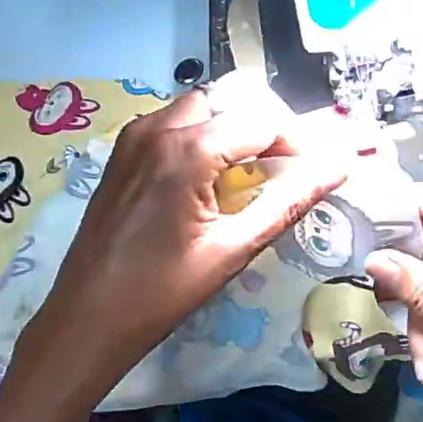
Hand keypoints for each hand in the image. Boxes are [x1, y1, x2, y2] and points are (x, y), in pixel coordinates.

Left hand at [22, 88, 345, 402]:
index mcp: (187, 151)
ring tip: (246, 175)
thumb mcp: (232, 249)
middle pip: (227, 104)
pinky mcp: (120, 153)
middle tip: (282, 170)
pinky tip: (205, 179)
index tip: (312, 172)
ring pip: (196, 110)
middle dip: (261, 129)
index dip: (295, 143)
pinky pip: (169, 125)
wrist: (87, 317)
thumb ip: (286, 202)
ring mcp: (132, 138)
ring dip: (227, 130)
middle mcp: (156, 129)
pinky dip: (197, 137)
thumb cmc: (161, 292)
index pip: (261, 122)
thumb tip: (336, 169)